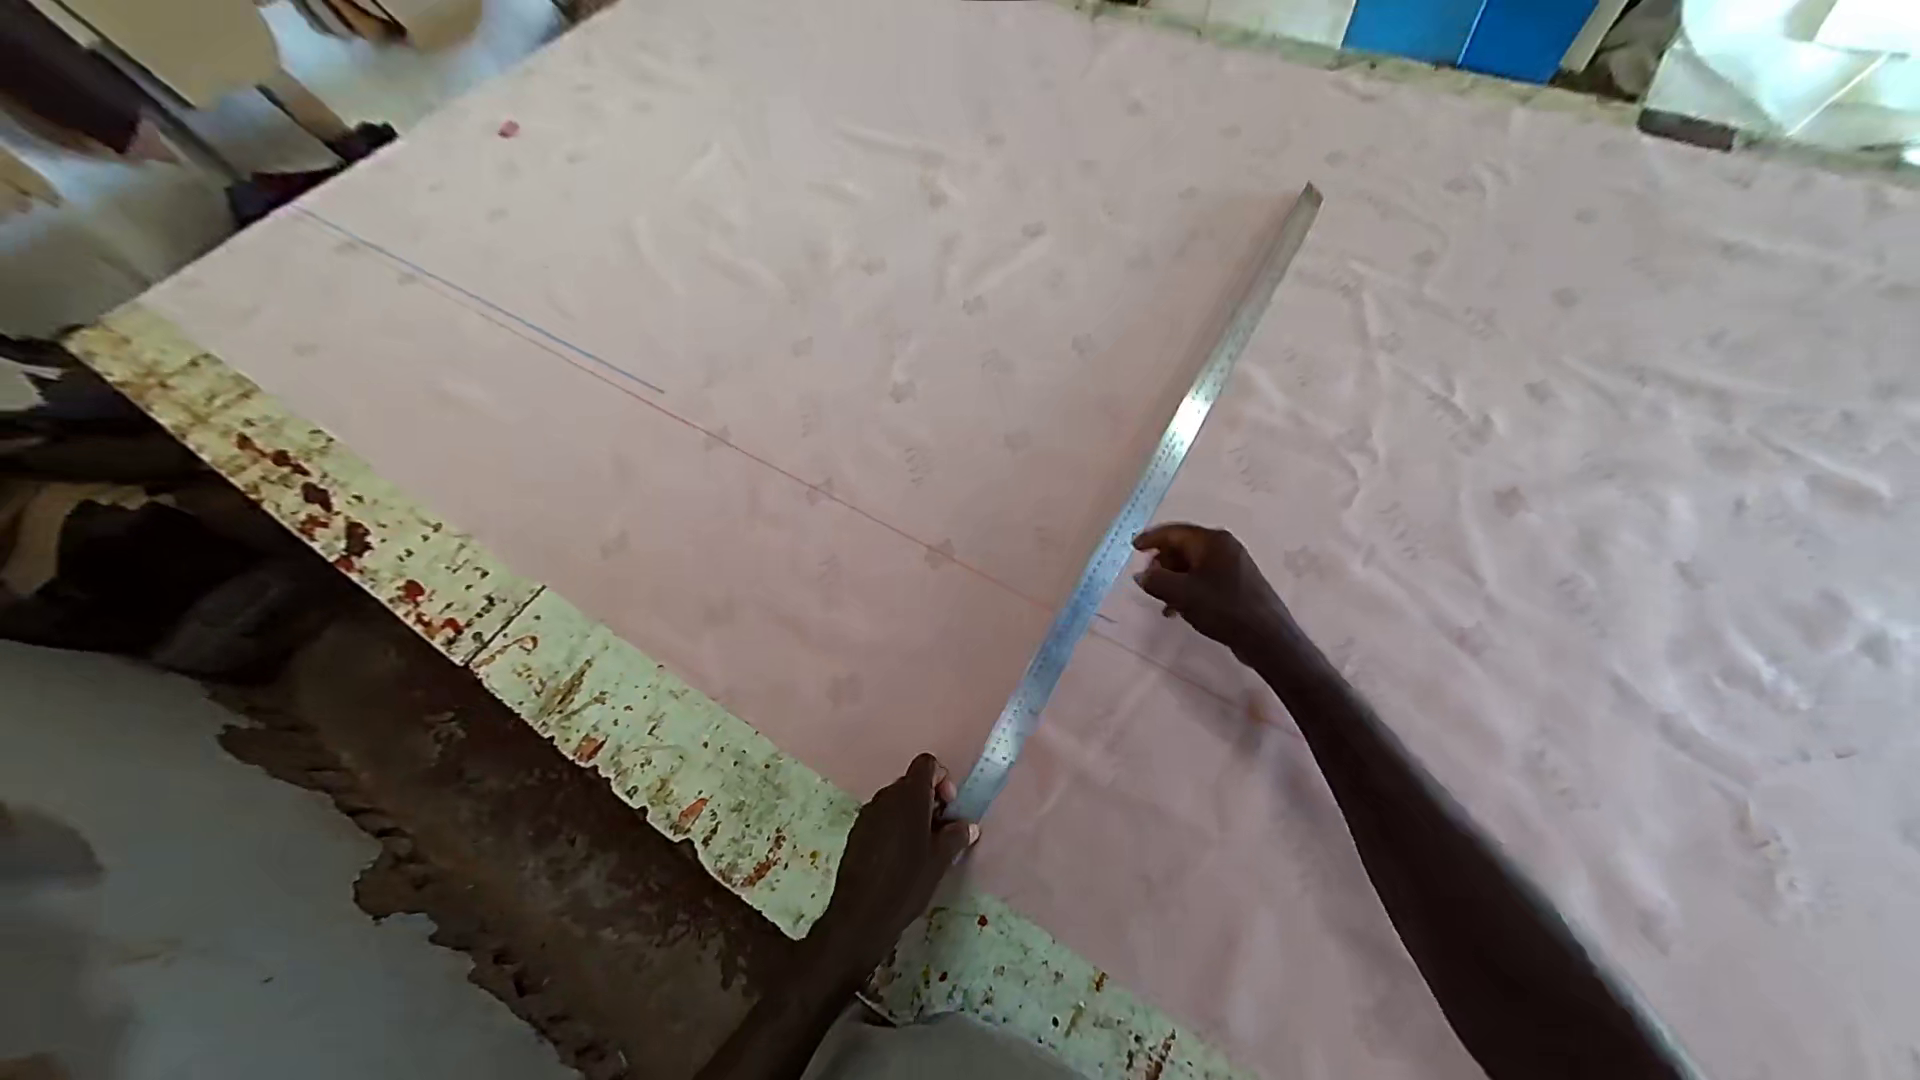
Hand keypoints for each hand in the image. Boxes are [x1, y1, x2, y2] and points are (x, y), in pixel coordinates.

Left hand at [802, 754, 978, 986]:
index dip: (942, 778)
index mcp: (909, 795)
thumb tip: (968, 826)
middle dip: (929, 799)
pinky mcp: (857, 831)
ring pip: (896, 800)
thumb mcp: (940, 859)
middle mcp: (886, 795)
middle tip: (940, 829)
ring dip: (912, 813)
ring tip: (922, 846)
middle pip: (912, 781)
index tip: (949, 806)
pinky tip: (900, 856)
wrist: (861, 915)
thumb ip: (956, 836)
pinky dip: (895, 825)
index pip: (926, 764)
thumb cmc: (907, 881)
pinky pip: (882, 816)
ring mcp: (868, 812)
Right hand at [1133, 523, 1294, 662]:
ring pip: (1192, 565)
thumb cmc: (1222, 608)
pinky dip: (1188, 588)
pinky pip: (1204, 578)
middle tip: (1148, 580)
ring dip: (1173, 580)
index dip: (1150, 539)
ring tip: (1162, 601)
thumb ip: (1155, 580)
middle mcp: (1224, 546)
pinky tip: (1179, 609)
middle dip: (1162, 563)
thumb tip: (1141, 574)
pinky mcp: (1237, 583)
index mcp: (1212, 541)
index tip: (1133, 547)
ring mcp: (1233, 564)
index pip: (1174, 532)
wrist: (1266, 637)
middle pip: (1183, 547)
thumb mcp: (1180, 593)